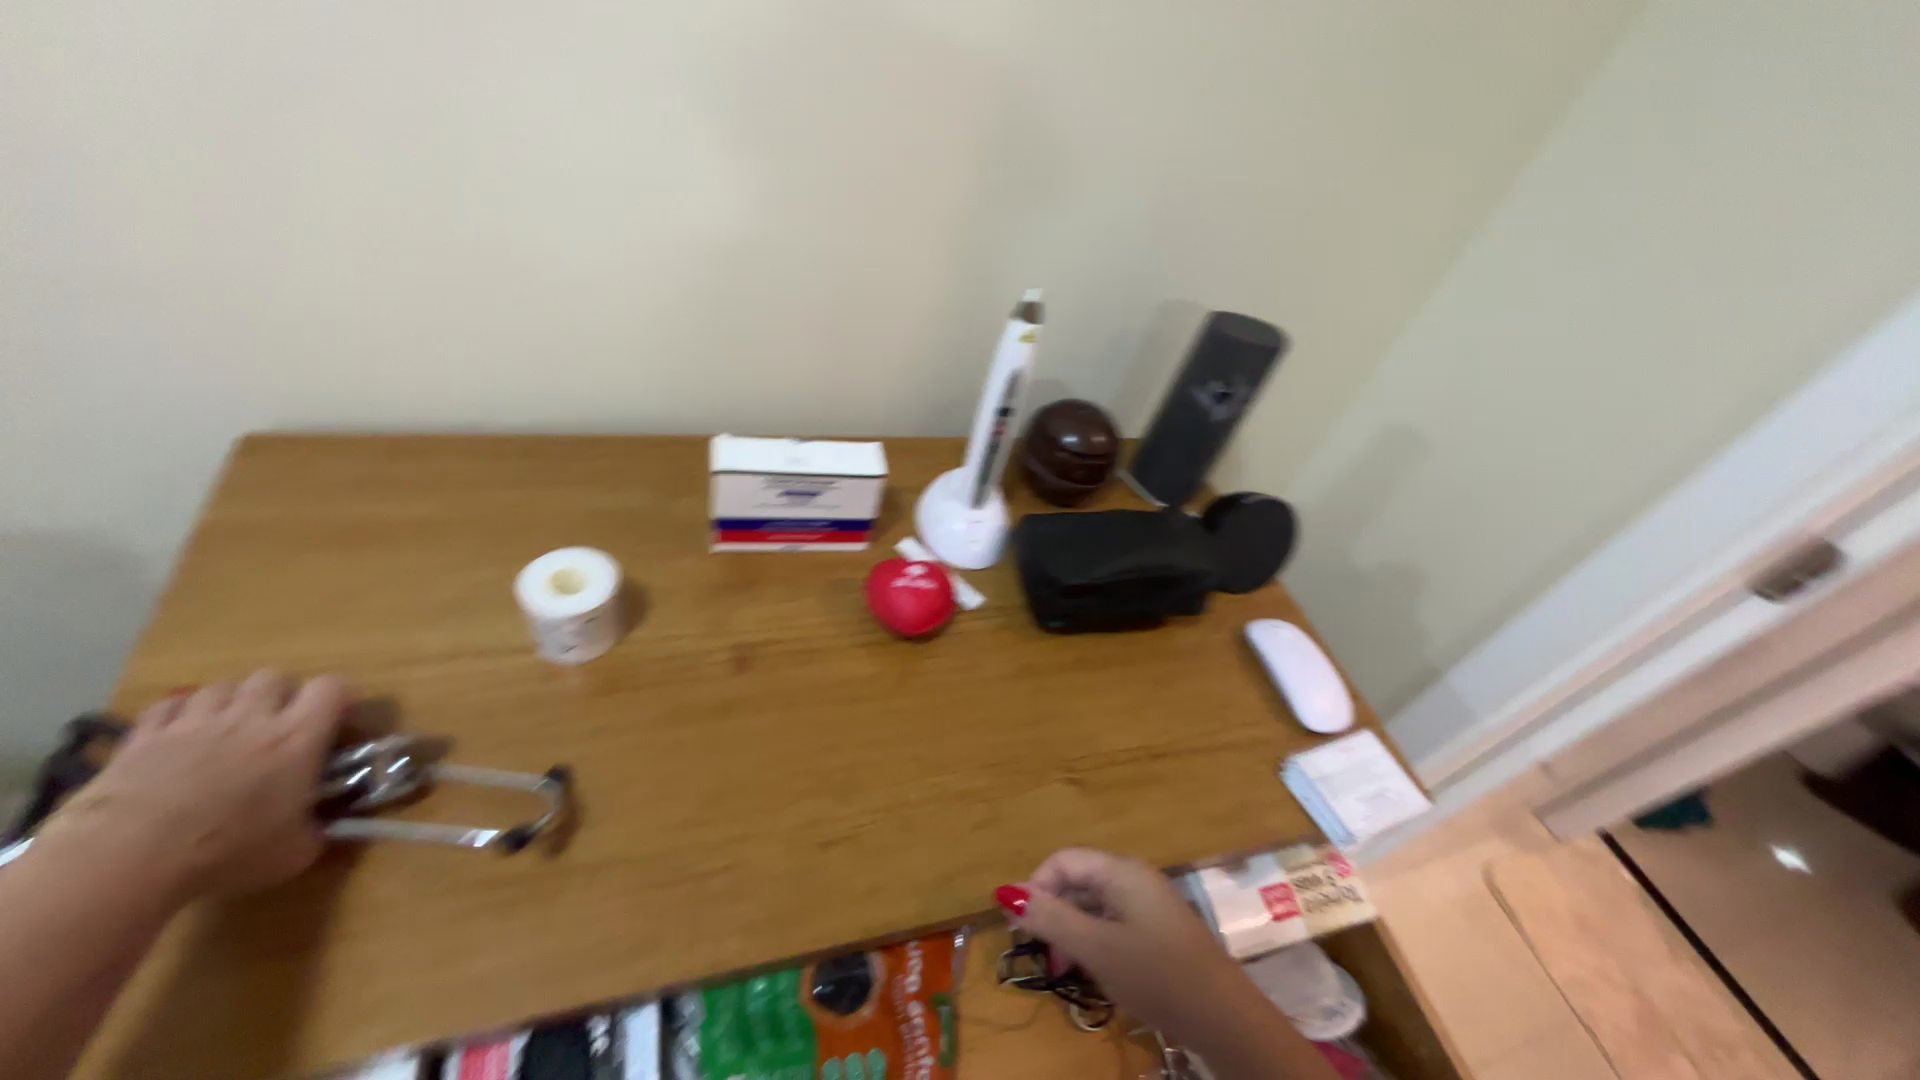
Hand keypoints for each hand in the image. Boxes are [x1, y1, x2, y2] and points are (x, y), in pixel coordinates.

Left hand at [37, 671, 350, 900]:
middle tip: (280, 724)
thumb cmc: (226, 851)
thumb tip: (328, 829)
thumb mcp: (294, 853)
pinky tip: (181, 733)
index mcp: (297, 738)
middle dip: (282, 694)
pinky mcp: (146, 735)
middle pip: (275, 676)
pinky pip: (170, 705)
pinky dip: (180, 712)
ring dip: (232, 701)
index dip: (340, 697)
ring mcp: (195, 722)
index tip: (338, 718)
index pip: (331, 687)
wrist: (129, 856)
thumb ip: (318, 831)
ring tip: (229, 727)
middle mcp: (251, 718)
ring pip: (223, 685)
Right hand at [995, 848, 1266, 1047]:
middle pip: (1077, 880)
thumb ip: (1050, 918)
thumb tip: (1005, 892)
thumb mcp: (1095, 948)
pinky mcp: (1158, 930)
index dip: (1035, 887)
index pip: (1062, 860)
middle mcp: (1134, 877)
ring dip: (1071, 931)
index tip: (1020, 928)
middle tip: (1041, 955)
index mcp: (1120, 870)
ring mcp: (1149, 904)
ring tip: (1063, 970)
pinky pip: (1113, 922)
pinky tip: (1092, 972)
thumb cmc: (1155, 974)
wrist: (1224, 1017)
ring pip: (1094, 905)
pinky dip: (1094, 941)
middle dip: (1052, 913)